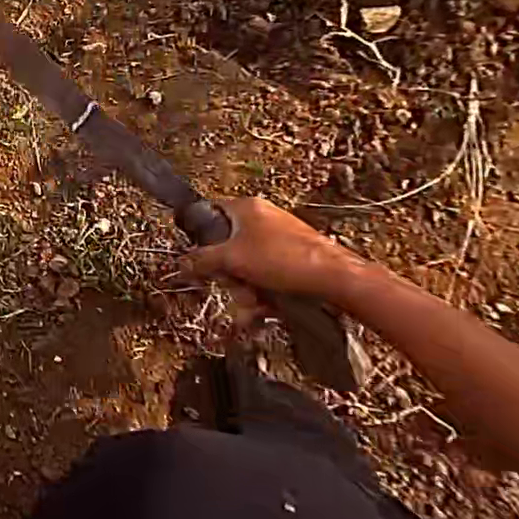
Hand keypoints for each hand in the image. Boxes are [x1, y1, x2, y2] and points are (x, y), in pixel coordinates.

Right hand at [182, 197, 367, 304]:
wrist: (338, 280)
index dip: (201, 236)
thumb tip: (180, 263)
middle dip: (229, 275)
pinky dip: (263, 293)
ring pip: (247, 266)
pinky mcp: (294, 260)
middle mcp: (262, 219)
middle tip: (234, 287)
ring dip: (245, 290)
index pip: (210, 213)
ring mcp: (280, 239)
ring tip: (253, 306)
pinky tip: (266, 310)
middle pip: (228, 246)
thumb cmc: (284, 260)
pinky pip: (267, 276)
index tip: (200, 259)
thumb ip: (202, 260)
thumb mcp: (232, 260)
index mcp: (246, 208)